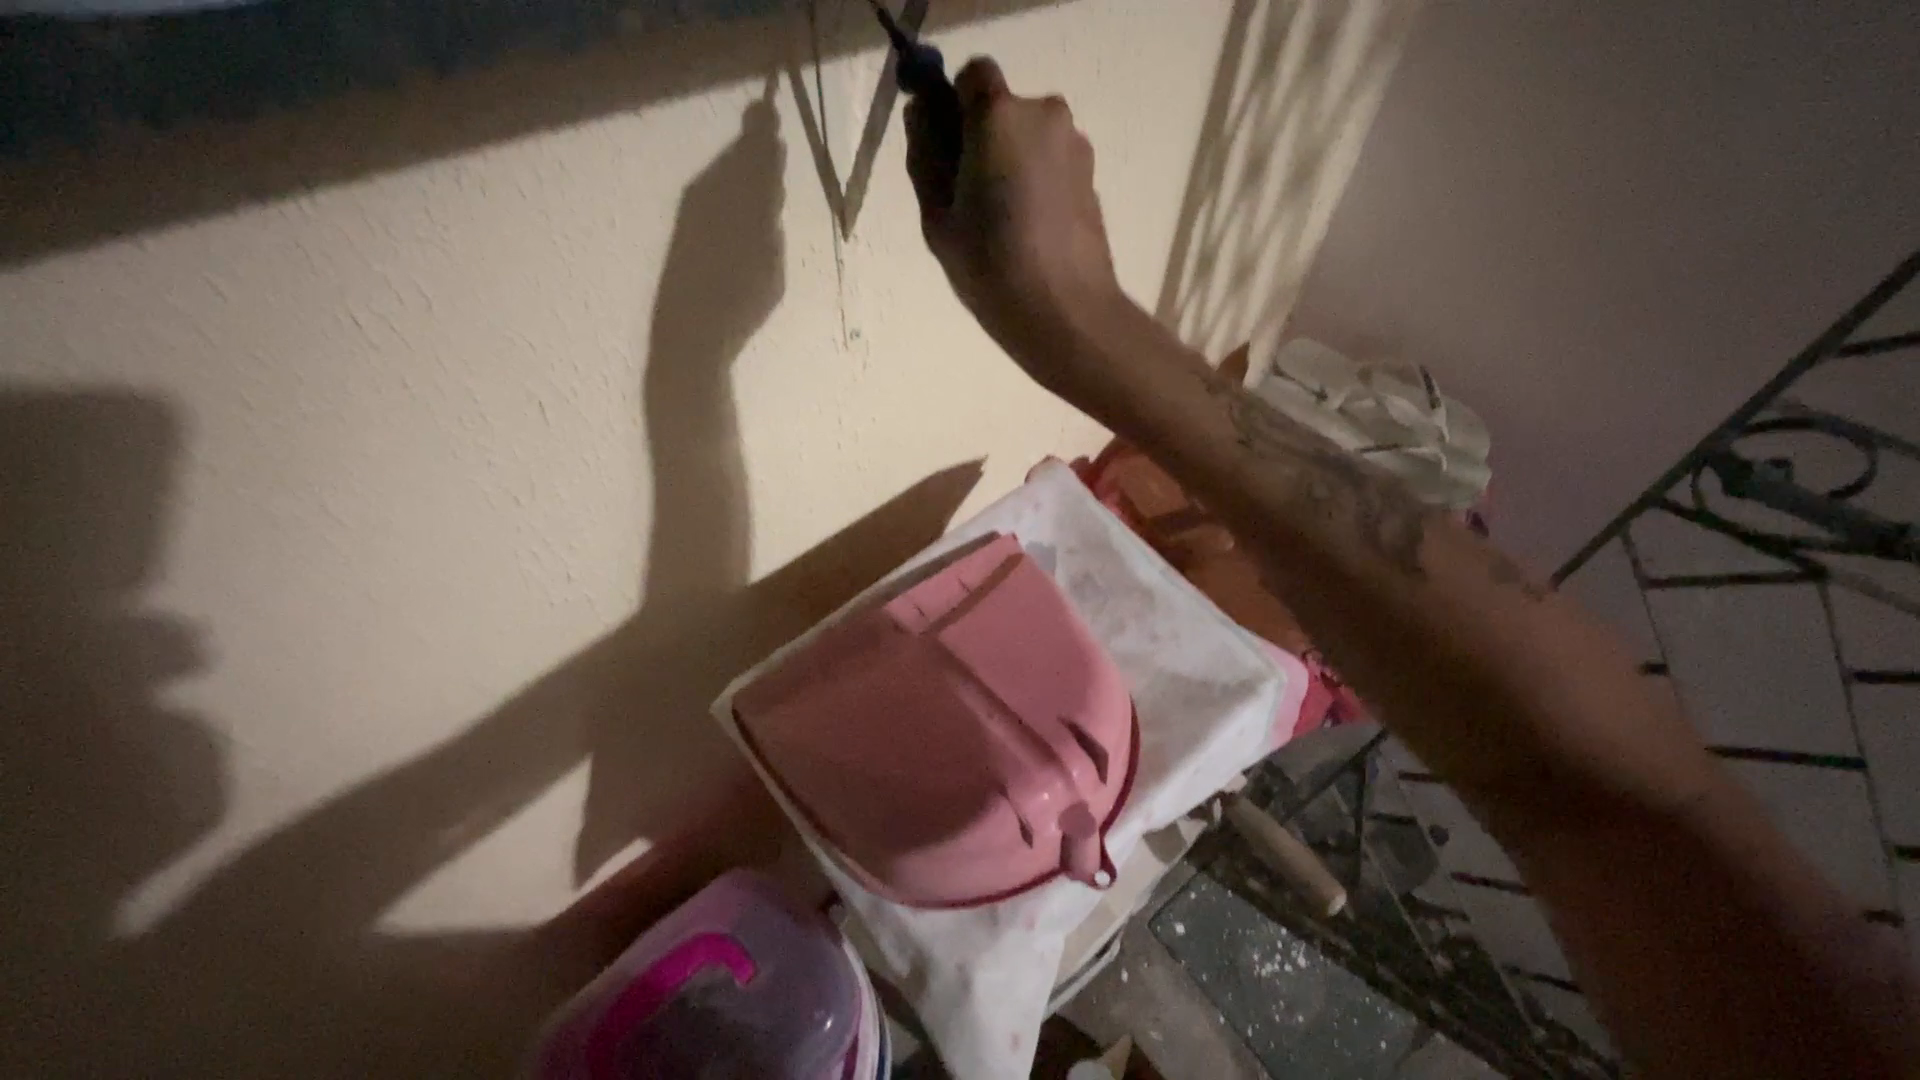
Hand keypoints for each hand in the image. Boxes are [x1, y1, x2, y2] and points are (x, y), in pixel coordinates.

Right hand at [906, 59, 1134, 400]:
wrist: (1065, 312)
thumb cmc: (990, 266)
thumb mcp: (937, 216)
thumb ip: (925, 154)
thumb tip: (922, 114)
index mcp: (1000, 115)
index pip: (973, 75)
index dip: (953, 105)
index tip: (943, 147)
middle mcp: (1044, 115)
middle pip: (1003, 109)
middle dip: (981, 139)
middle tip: (967, 199)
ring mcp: (1075, 146)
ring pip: (1028, 139)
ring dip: (1010, 163)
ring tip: (1000, 225)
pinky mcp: (1091, 178)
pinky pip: (1050, 165)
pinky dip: (1035, 184)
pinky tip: (1028, 233)